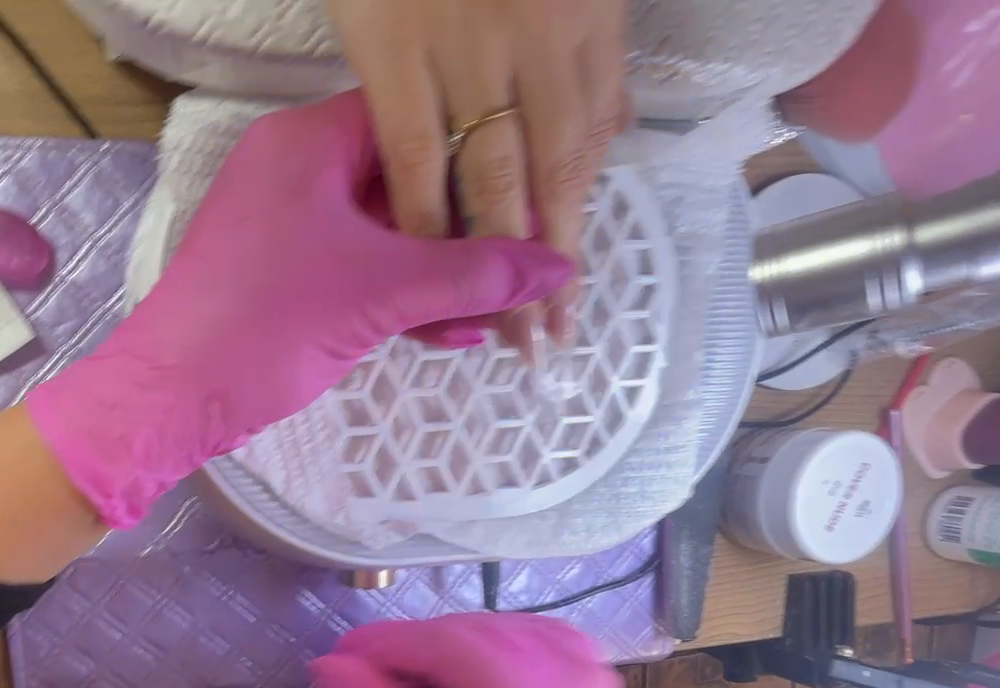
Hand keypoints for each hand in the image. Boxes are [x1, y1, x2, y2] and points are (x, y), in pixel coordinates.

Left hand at [26, 92, 573, 528]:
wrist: (172, 399)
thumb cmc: (264, 327)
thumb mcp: (377, 296)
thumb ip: (471, 275)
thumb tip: (556, 267)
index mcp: (308, 144)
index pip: (416, 123)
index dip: (481, 161)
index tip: (530, 204)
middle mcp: (297, 172)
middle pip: (406, 186)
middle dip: (465, 240)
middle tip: (519, 276)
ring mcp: (289, 228)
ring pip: (384, 239)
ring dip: (438, 281)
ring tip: (493, 319)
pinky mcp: (286, 277)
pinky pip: (358, 274)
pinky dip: (399, 302)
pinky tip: (448, 334)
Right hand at [309, 613, 625, 687]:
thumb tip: (329, 664)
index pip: (451, 647)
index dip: (389, 643)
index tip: (342, 654)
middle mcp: (568, 665)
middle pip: (459, 632)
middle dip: (408, 653)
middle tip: (373, 684)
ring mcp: (574, 648)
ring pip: (470, 626)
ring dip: (432, 652)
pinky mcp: (569, 640)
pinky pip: (491, 627)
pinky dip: (460, 650)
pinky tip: (454, 683)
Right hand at [328, 0, 627, 348]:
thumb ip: (584, 42)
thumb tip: (604, 127)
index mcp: (584, 10)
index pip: (591, 137)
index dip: (582, 221)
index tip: (570, 288)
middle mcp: (538, 37)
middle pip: (555, 175)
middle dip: (552, 265)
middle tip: (547, 342)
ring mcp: (465, 50)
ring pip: (494, 178)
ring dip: (499, 264)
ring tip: (505, 332)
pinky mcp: (395, 55)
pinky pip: (415, 154)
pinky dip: (425, 218)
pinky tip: (431, 271)